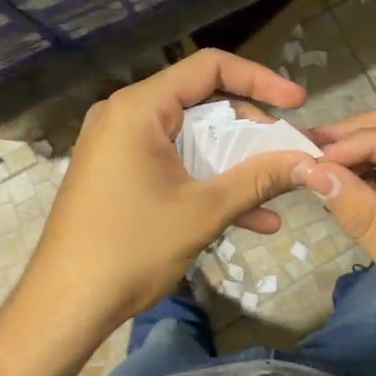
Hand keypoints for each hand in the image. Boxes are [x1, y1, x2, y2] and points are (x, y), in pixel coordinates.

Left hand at [22, 49, 317, 330]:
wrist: (62, 307)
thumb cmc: (129, 250)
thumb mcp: (202, 213)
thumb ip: (259, 179)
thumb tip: (312, 162)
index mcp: (139, 108)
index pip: (210, 68)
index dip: (259, 78)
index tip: (298, 102)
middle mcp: (126, 114)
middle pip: (203, 101)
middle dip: (251, 130)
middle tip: (288, 153)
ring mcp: (119, 144)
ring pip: (192, 136)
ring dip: (235, 162)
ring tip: (278, 187)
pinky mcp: (119, 172)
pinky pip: (174, 161)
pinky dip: (208, 180)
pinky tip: (254, 219)